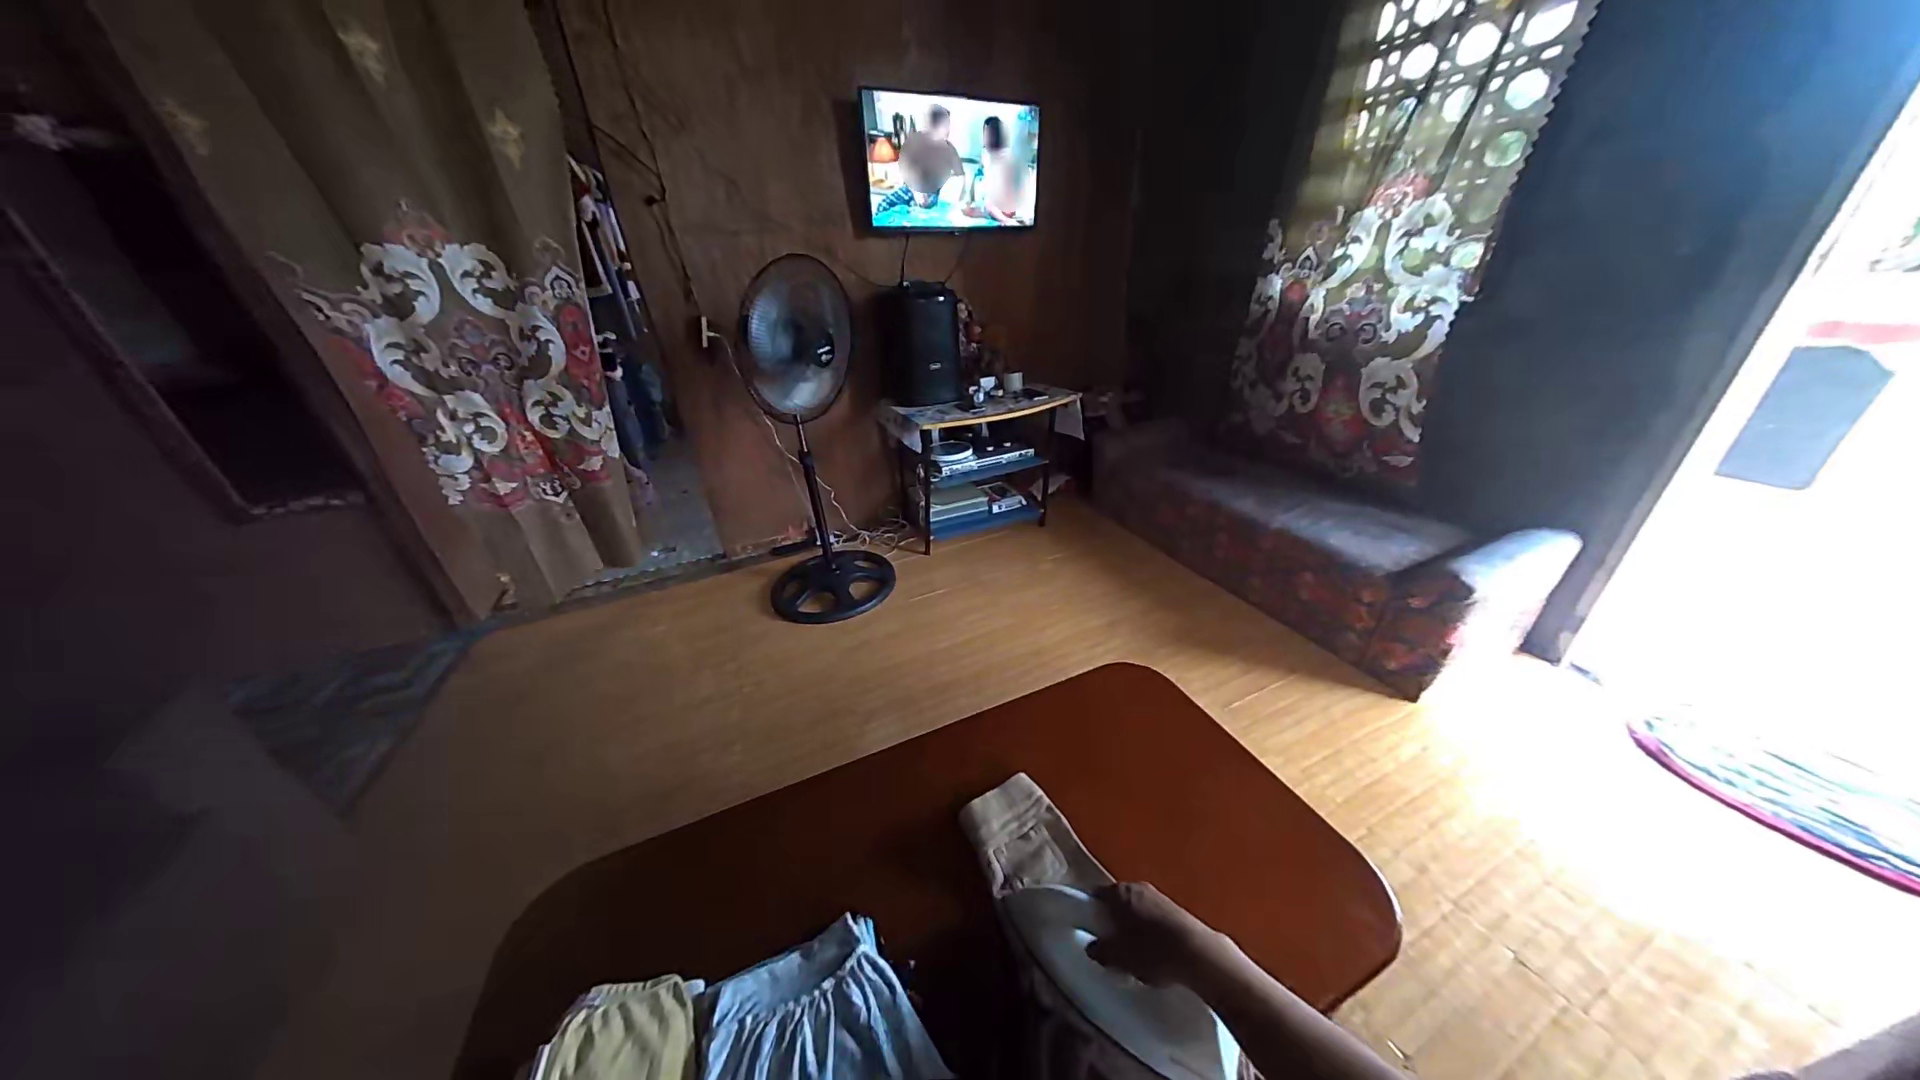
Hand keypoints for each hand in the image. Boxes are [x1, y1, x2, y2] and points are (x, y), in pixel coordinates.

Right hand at [1085, 882, 1236, 988]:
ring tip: (1134, 951)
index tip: (1089, 928)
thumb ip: (1101, 951)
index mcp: (1119, 892)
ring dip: (1133, 924)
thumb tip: (1092, 947)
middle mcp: (1137, 887)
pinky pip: (1154, 916)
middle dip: (1113, 919)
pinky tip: (1155, 951)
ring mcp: (1159, 896)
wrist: (1199, 954)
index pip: (1096, 895)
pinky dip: (1150, 929)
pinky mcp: (1177, 909)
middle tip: (1110, 943)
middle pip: (1117, 901)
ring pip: (1137, 908)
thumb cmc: (1152, 952)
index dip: (1089, 911)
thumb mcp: (1120, 957)